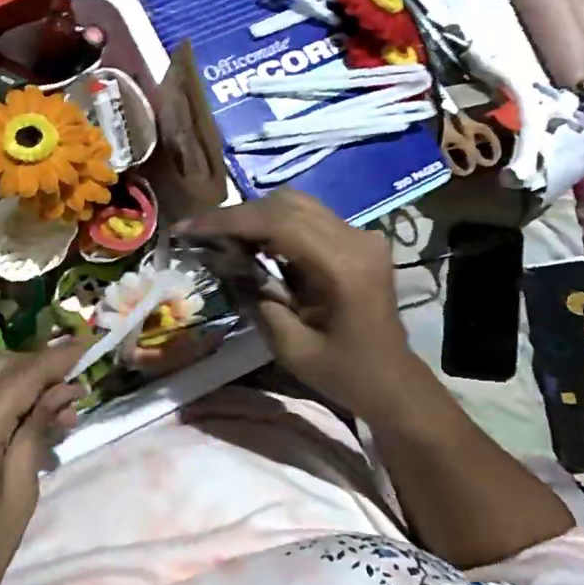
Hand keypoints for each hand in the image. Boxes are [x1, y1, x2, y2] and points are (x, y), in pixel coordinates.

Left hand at [0, 342, 85, 584]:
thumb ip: (35, 434)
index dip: (56, 359)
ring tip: (57, 408)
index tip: (88, 346)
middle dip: (34, 364)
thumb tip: (62, 391)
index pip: (19, 377)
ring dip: (15, 383)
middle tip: (73, 380)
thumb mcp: (18, 497)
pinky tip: (22, 425)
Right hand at [178, 190, 417, 417]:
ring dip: (257, 217)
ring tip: (223, 240)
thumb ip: (258, 300)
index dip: (230, 221)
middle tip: (201, 234)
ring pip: (298, 205)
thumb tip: (225, 263)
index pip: (280, 223)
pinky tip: (255, 245)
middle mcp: (358, 239)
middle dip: (239, 216)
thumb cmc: (346, 374)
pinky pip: (311, 218)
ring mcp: (363, 236)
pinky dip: (277, 225)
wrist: (393, 380)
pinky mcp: (360, 240)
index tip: (190, 228)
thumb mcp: (292, 348)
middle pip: (288, 204)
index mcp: (345, 267)